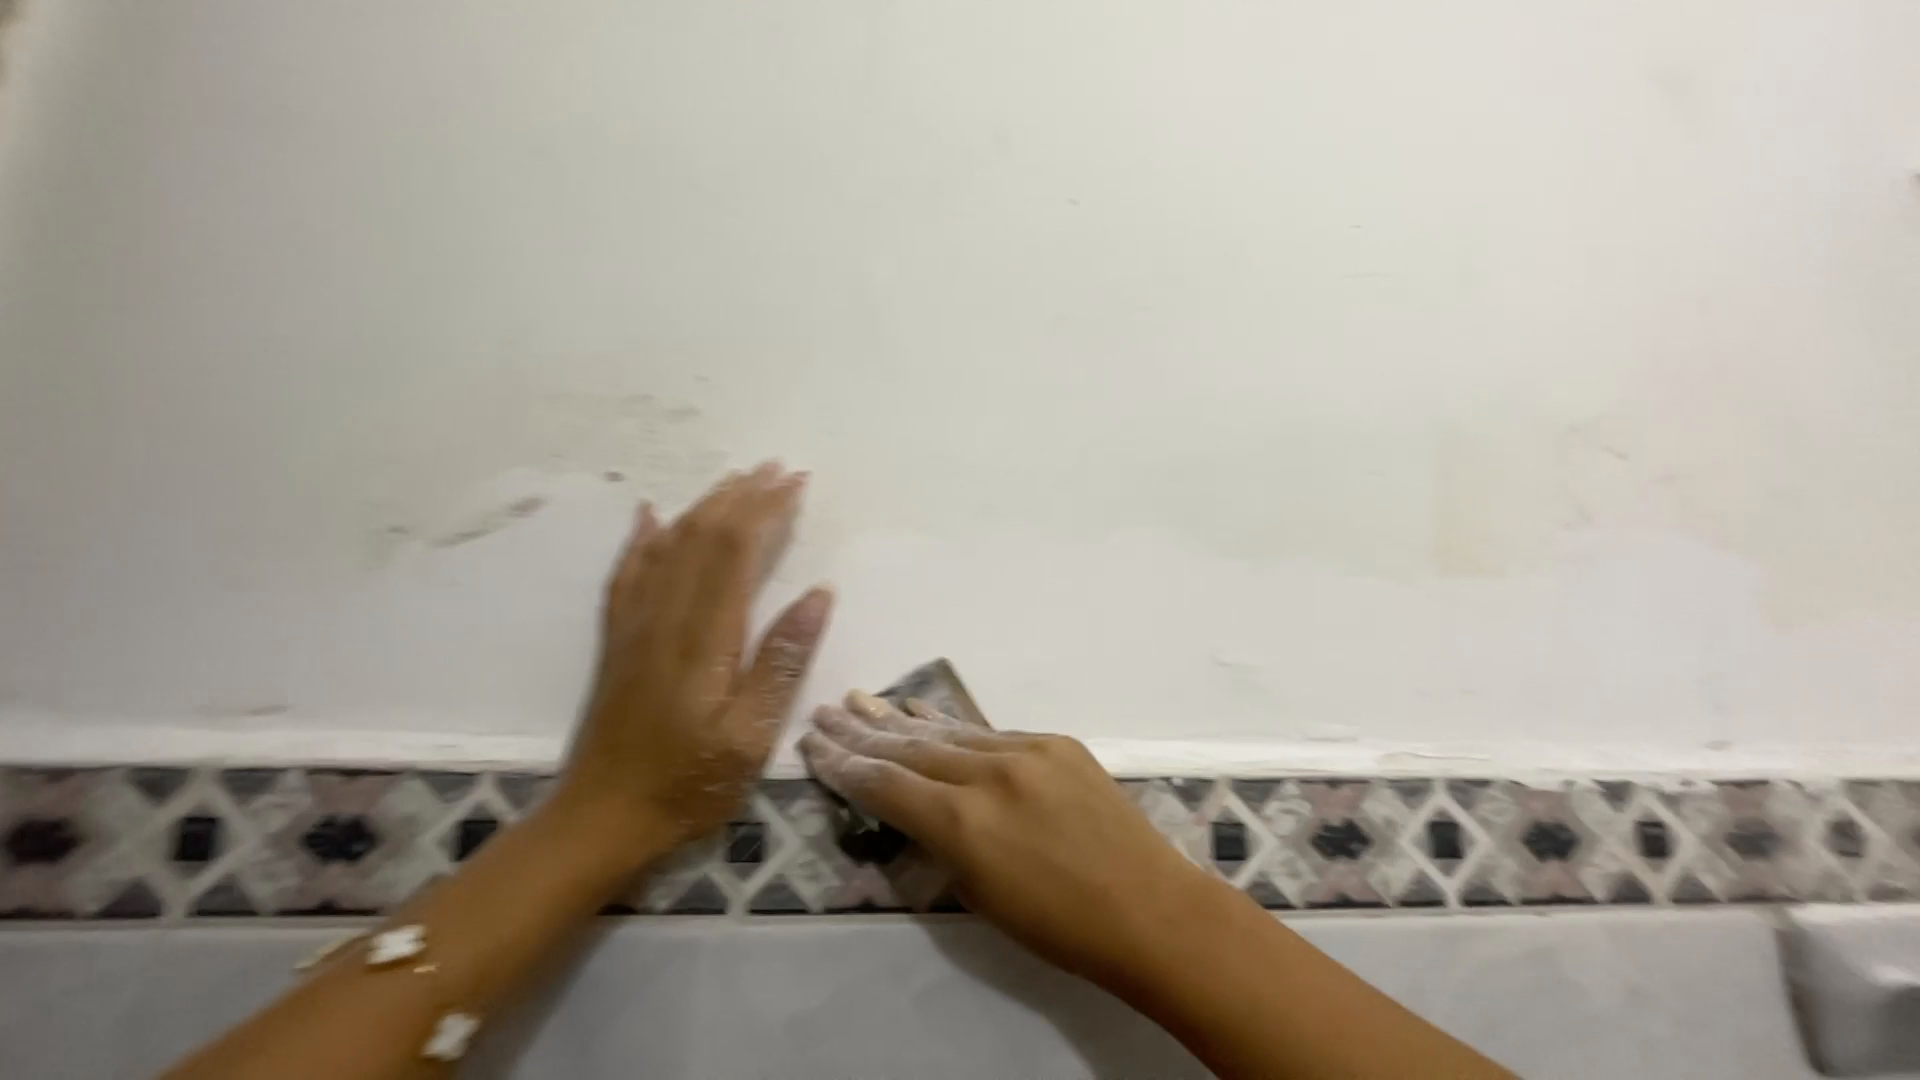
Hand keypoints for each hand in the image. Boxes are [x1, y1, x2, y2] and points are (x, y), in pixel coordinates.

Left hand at [558, 462, 833, 858]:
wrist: (602, 819)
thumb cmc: (689, 784)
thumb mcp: (752, 736)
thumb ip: (783, 662)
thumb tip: (818, 594)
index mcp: (703, 636)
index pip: (735, 550)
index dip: (766, 509)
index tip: (796, 482)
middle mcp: (664, 616)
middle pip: (702, 535)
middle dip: (742, 496)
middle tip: (777, 469)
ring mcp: (634, 625)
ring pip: (668, 544)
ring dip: (704, 506)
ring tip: (735, 480)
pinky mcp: (618, 640)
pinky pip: (628, 572)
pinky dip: (644, 537)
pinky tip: (651, 515)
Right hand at [799, 693, 1211, 985]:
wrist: (1149, 907)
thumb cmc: (1058, 925)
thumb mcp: (978, 896)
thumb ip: (938, 844)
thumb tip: (911, 808)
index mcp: (963, 822)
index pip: (885, 785)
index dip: (843, 767)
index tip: (812, 747)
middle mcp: (988, 773)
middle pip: (909, 748)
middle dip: (861, 732)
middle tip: (825, 712)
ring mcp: (1025, 751)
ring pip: (947, 731)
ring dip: (899, 719)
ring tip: (861, 701)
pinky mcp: (1054, 742)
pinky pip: (988, 732)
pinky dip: (951, 725)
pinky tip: (923, 713)